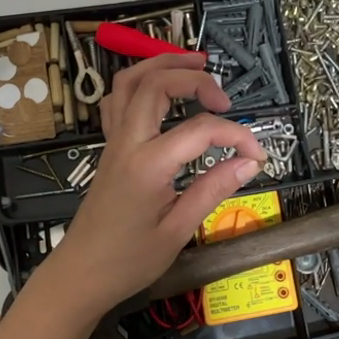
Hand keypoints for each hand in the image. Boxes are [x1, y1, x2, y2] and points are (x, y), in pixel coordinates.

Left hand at [34, 52, 264, 317]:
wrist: (80, 274)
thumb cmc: (129, 261)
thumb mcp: (178, 232)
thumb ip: (212, 191)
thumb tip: (248, 163)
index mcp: (148, 166)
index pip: (200, 131)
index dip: (236, 136)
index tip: (257, 156)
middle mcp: (127, 143)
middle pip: (156, 84)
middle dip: (194, 78)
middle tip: (224, 98)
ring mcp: (113, 142)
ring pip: (130, 82)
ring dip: (162, 64)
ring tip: (195, 64)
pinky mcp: (109, 148)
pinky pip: (116, 100)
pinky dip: (138, 83)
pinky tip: (160, 88)